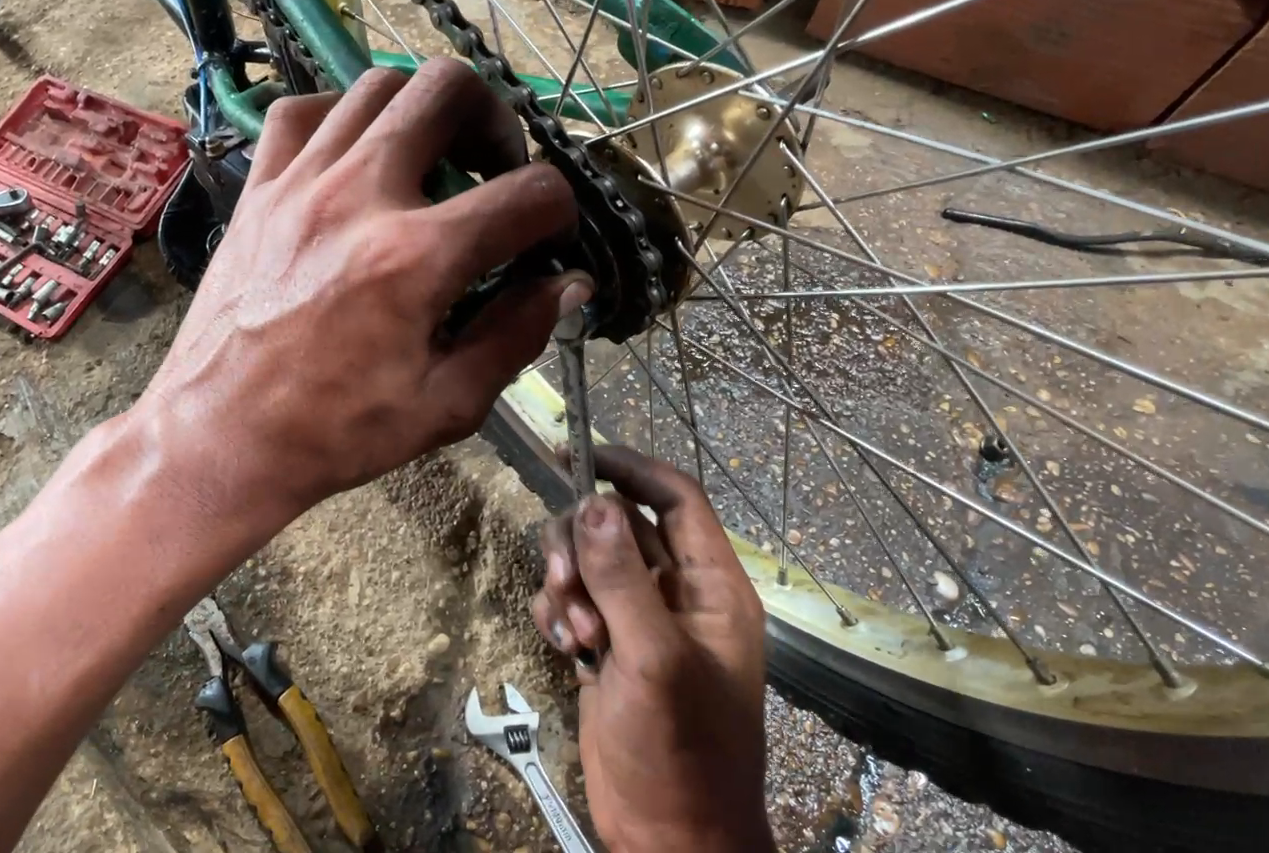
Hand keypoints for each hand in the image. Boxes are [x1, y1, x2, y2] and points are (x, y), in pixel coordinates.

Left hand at [137, 59, 591, 523]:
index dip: (559, 212)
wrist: (219, 437)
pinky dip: (339, 115)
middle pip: (449, 88)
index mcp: (416, 257)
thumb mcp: (445, 406)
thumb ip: (514, 336)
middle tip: (494, 172)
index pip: (528, 193)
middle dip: (495, 122)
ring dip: (422, 111)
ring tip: (429, 161)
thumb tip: (564, 284)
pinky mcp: (255, 191)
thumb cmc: (333, 435)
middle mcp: (359, 196)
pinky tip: (351, 155)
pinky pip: (298, 113)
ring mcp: (298, 183)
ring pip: (376, 85)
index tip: (546, 240)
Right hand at [530, 446, 771, 852]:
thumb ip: (623, 578)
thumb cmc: (681, 749)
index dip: (631, 468)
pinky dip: (556, 613)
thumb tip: (592, 500)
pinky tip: (562, 649)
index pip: (677, 498)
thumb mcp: (653, 658)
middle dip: (582, 546)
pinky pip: (569, 598)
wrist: (665, 834)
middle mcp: (674, 593)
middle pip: (617, 524)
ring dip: (566, 585)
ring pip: (586, 559)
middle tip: (566, 584)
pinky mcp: (604, 643)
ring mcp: (636, 618)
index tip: (576, 455)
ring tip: (571, 632)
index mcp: (712, 587)